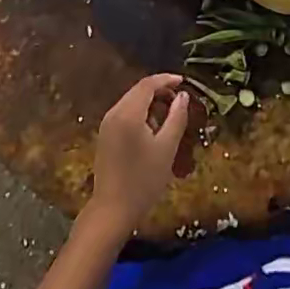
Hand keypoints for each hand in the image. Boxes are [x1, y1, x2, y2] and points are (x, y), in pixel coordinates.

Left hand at [86, 74, 190, 233]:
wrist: (113, 208)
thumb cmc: (144, 180)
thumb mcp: (166, 148)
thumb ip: (176, 118)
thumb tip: (182, 96)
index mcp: (127, 113)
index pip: (147, 85)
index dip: (166, 79)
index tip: (184, 81)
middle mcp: (113, 113)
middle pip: (137, 91)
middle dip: (159, 90)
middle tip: (180, 100)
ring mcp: (107, 124)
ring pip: (131, 102)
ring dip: (150, 103)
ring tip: (170, 116)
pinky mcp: (105, 135)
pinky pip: (125, 114)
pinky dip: (141, 114)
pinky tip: (153, 129)